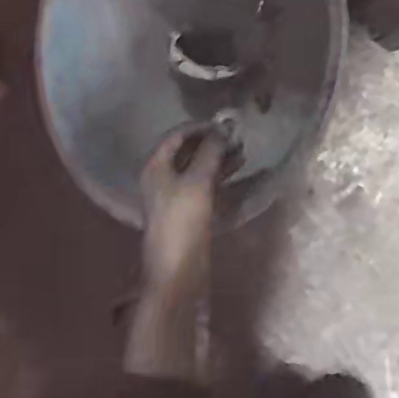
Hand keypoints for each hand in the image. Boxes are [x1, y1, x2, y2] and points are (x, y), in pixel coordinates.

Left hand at [139, 123, 234, 295]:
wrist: (177, 274)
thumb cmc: (183, 222)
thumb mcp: (198, 181)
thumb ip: (210, 152)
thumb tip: (224, 128)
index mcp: (156, 167)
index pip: (176, 135)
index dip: (200, 126)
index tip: (225, 123)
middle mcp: (162, 178)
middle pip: (187, 151)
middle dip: (211, 142)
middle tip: (237, 137)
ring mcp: (174, 196)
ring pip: (197, 168)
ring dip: (218, 158)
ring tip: (242, 151)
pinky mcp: (187, 212)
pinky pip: (203, 185)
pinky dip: (219, 176)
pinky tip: (237, 171)